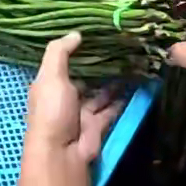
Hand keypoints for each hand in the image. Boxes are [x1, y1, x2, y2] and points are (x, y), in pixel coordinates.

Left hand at [25, 33, 120, 165]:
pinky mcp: (97, 125)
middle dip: (99, 68)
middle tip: (121, 50)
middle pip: (84, 79)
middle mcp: (65, 98)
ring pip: (101, 94)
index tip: (97, 36)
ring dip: (114, 83)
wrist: (62, 152)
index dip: (77, 52)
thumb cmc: (52, 111)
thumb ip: (61, 52)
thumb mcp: (51, 76)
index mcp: (50, 85)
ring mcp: (82, 113)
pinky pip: (112, 109)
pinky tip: (135, 87)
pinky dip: (122, 100)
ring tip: (132, 65)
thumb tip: (76, 33)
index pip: (63, 64)